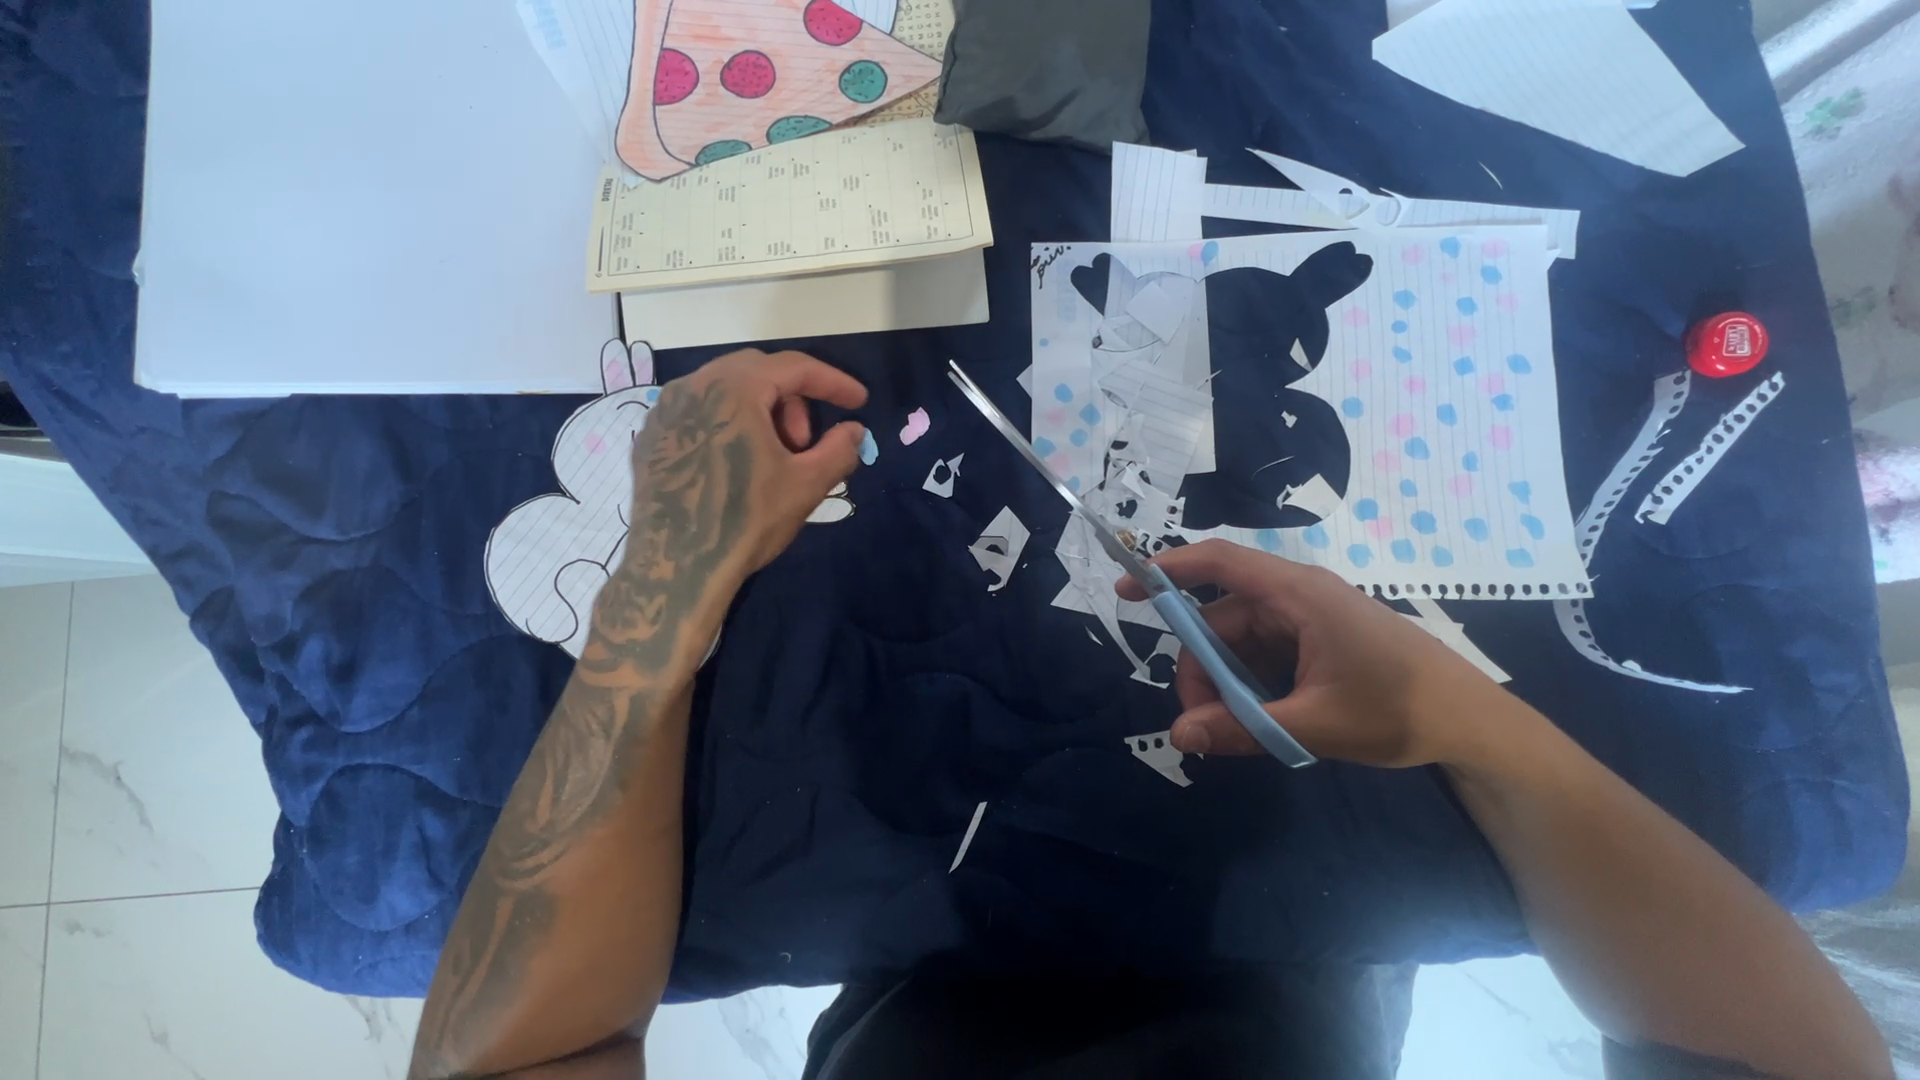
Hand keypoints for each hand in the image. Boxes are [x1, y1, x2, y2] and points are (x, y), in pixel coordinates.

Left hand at [623, 349, 866, 585]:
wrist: (676, 568)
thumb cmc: (747, 520)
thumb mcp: (807, 484)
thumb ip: (839, 449)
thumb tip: (854, 431)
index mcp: (733, 387)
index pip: (794, 367)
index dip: (834, 382)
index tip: (859, 402)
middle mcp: (692, 386)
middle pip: (758, 372)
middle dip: (793, 400)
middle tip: (807, 443)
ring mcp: (664, 412)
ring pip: (725, 391)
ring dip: (760, 413)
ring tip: (773, 458)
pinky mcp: (649, 439)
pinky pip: (699, 415)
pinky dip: (728, 426)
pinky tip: (737, 466)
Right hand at [1115, 539, 1505, 766]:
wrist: (1474, 724)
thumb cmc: (1399, 710)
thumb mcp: (1315, 725)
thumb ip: (1242, 729)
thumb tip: (1177, 736)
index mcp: (1298, 595)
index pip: (1218, 562)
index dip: (1167, 570)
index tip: (1126, 589)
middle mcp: (1297, 596)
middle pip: (1222, 617)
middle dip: (1200, 666)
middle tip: (1199, 720)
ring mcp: (1309, 618)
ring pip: (1240, 640)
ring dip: (1225, 681)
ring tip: (1232, 728)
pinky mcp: (1319, 640)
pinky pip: (1264, 653)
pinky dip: (1249, 682)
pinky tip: (1257, 718)